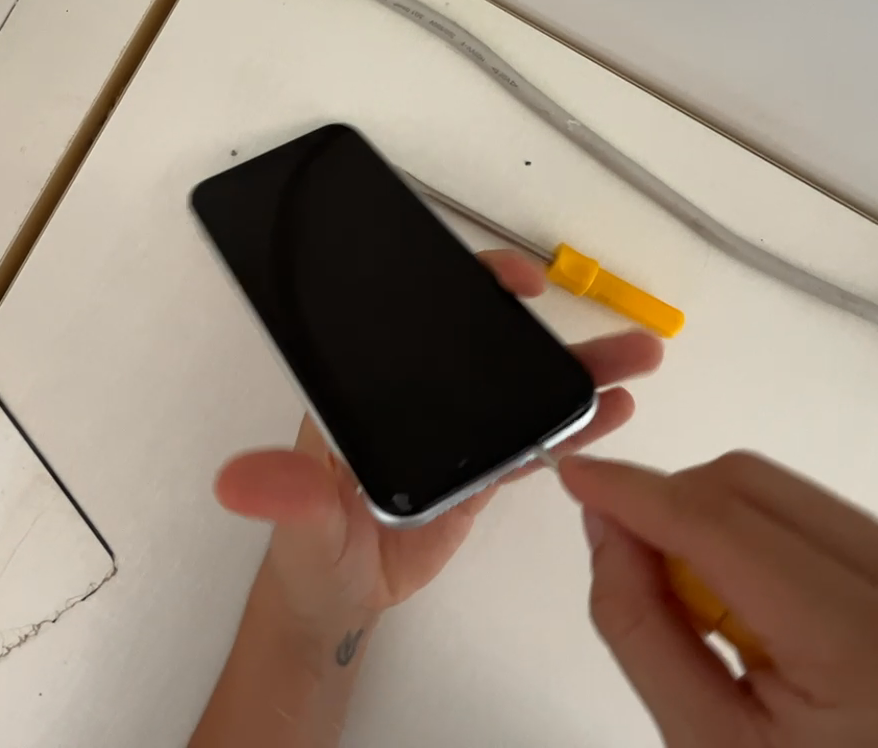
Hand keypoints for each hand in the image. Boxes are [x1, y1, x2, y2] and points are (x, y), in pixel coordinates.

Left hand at [214, 250, 665, 635]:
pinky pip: (531, 443)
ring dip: (575, 373)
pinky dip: (572, 428)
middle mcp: (418, 399)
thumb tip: (243, 479)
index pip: (420, 322)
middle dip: (535, 324)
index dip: (467, 290)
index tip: (514, 280)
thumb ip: (288, 497)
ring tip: (634, 357)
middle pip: (482, 346)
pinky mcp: (481, 474)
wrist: (343, 596)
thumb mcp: (298, 522)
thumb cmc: (312, 550)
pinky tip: (613, 412)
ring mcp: (456, 434)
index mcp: (373, 390)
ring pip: (519, 390)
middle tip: (587, 312)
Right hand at [560, 452, 877, 747]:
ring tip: (735, 627)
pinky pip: (847, 537)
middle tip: (650, 574)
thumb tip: (606, 522)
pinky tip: (794, 636)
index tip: (572, 471)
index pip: (719, 524)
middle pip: (756, 487)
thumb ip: (640, 624)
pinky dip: (786, 559)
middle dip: (678, 509)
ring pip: (799, 502)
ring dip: (731, 535)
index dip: (632, 489)